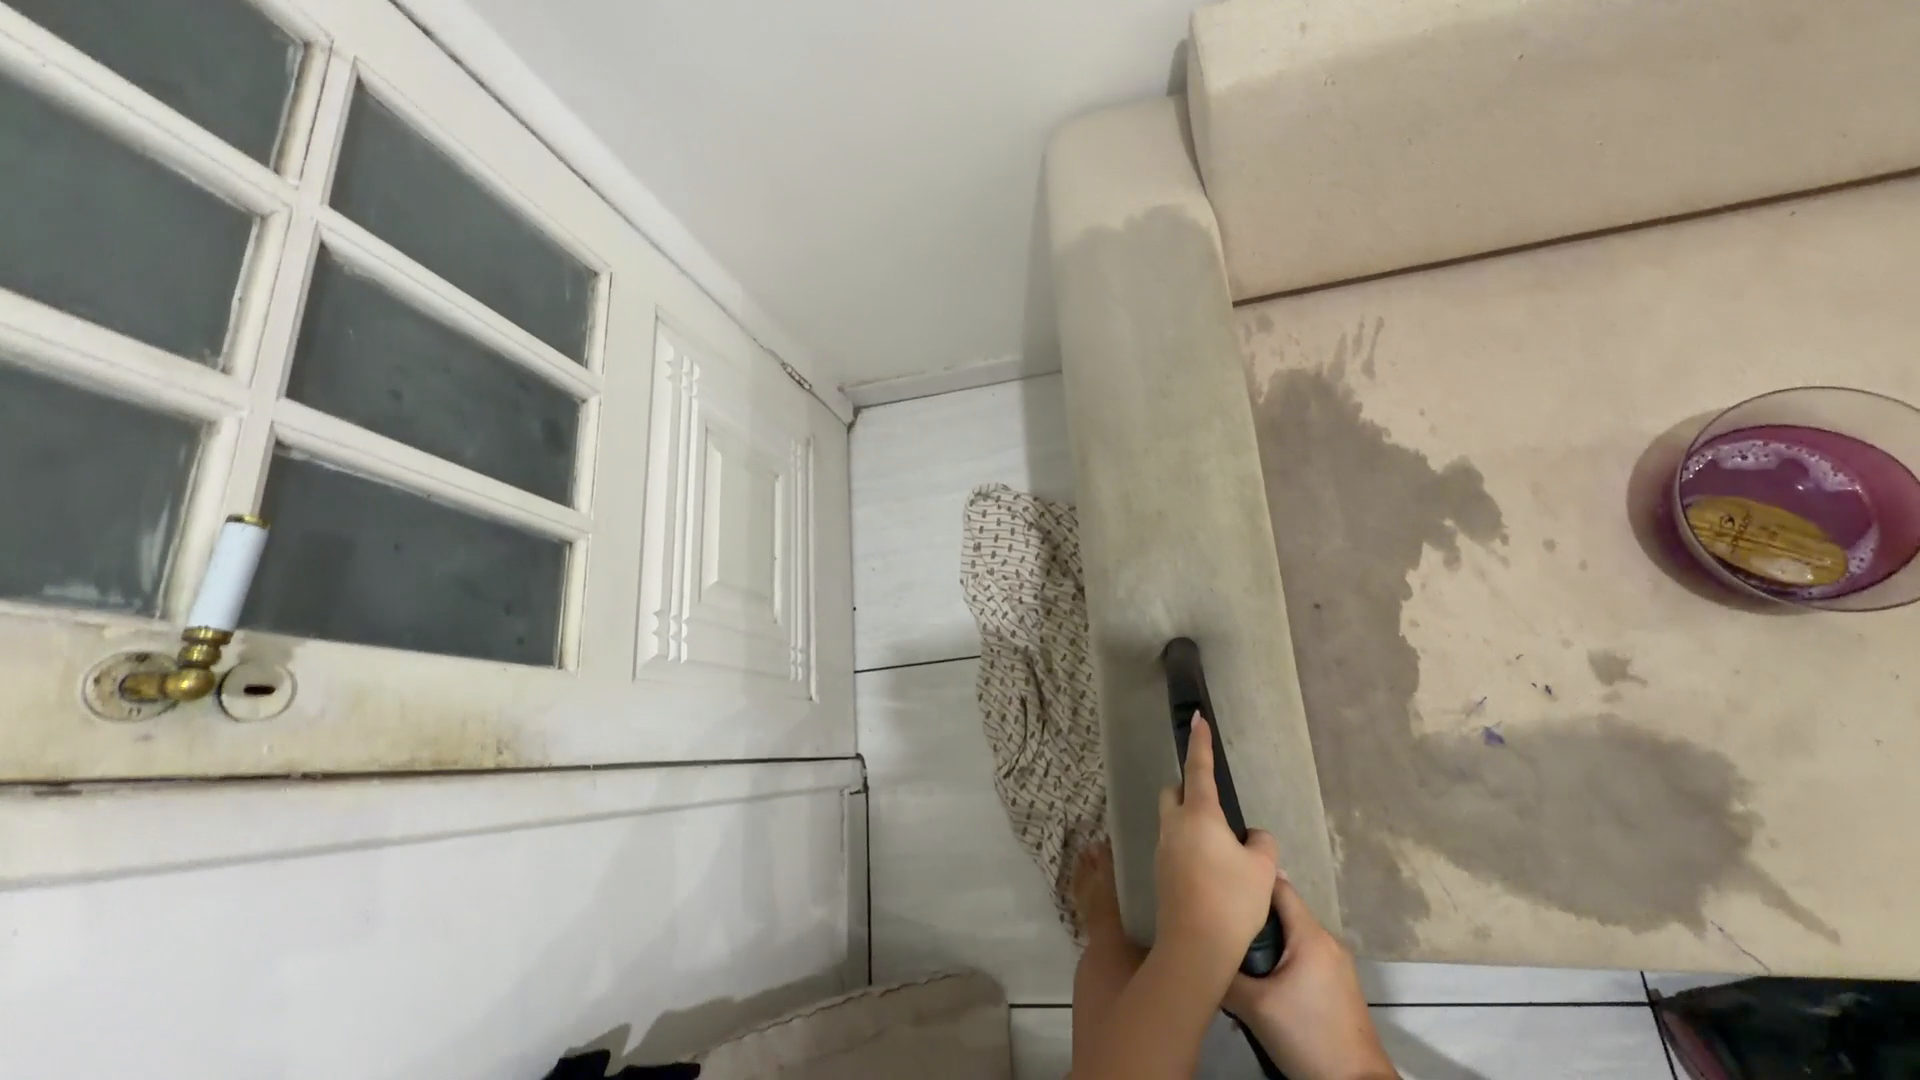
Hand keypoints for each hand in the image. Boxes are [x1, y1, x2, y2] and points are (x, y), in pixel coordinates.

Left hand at [1153, 714, 1280, 972]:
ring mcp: (1162, 849)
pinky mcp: (1160, 872)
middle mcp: (1173, 825)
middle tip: (1217, 809)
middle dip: (1190, 791)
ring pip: (1173, 822)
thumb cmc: (1232, 900)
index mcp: (1198, 814)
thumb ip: (1261, 844)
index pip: (1199, 768)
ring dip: (1191, 824)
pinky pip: (1174, 847)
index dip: (1200, 743)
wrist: (1196, 946)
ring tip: (1223, 851)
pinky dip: (1190, 848)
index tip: (1196, 719)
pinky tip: (1212, 875)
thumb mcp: (1263, 869)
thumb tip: (1251, 839)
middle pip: (1175, 793)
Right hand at [1225, 874, 1396, 1079]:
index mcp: (1311, 936)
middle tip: (1217, 923)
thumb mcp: (1255, 1006)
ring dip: (1263, 944)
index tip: (1219, 882)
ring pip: (1290, 937)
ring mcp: (1335, 963)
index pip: (1277, 886)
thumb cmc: (1307, 1036)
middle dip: (1250, 918)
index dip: (1248, 880)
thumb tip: (1200, 956)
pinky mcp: (1337, 984)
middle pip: (1281, 912)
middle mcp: (1327, 941)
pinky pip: (1300, 957)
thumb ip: (1226, 975)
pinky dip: (1279, 961)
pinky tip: (1258, 982)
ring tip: (1232, 956)